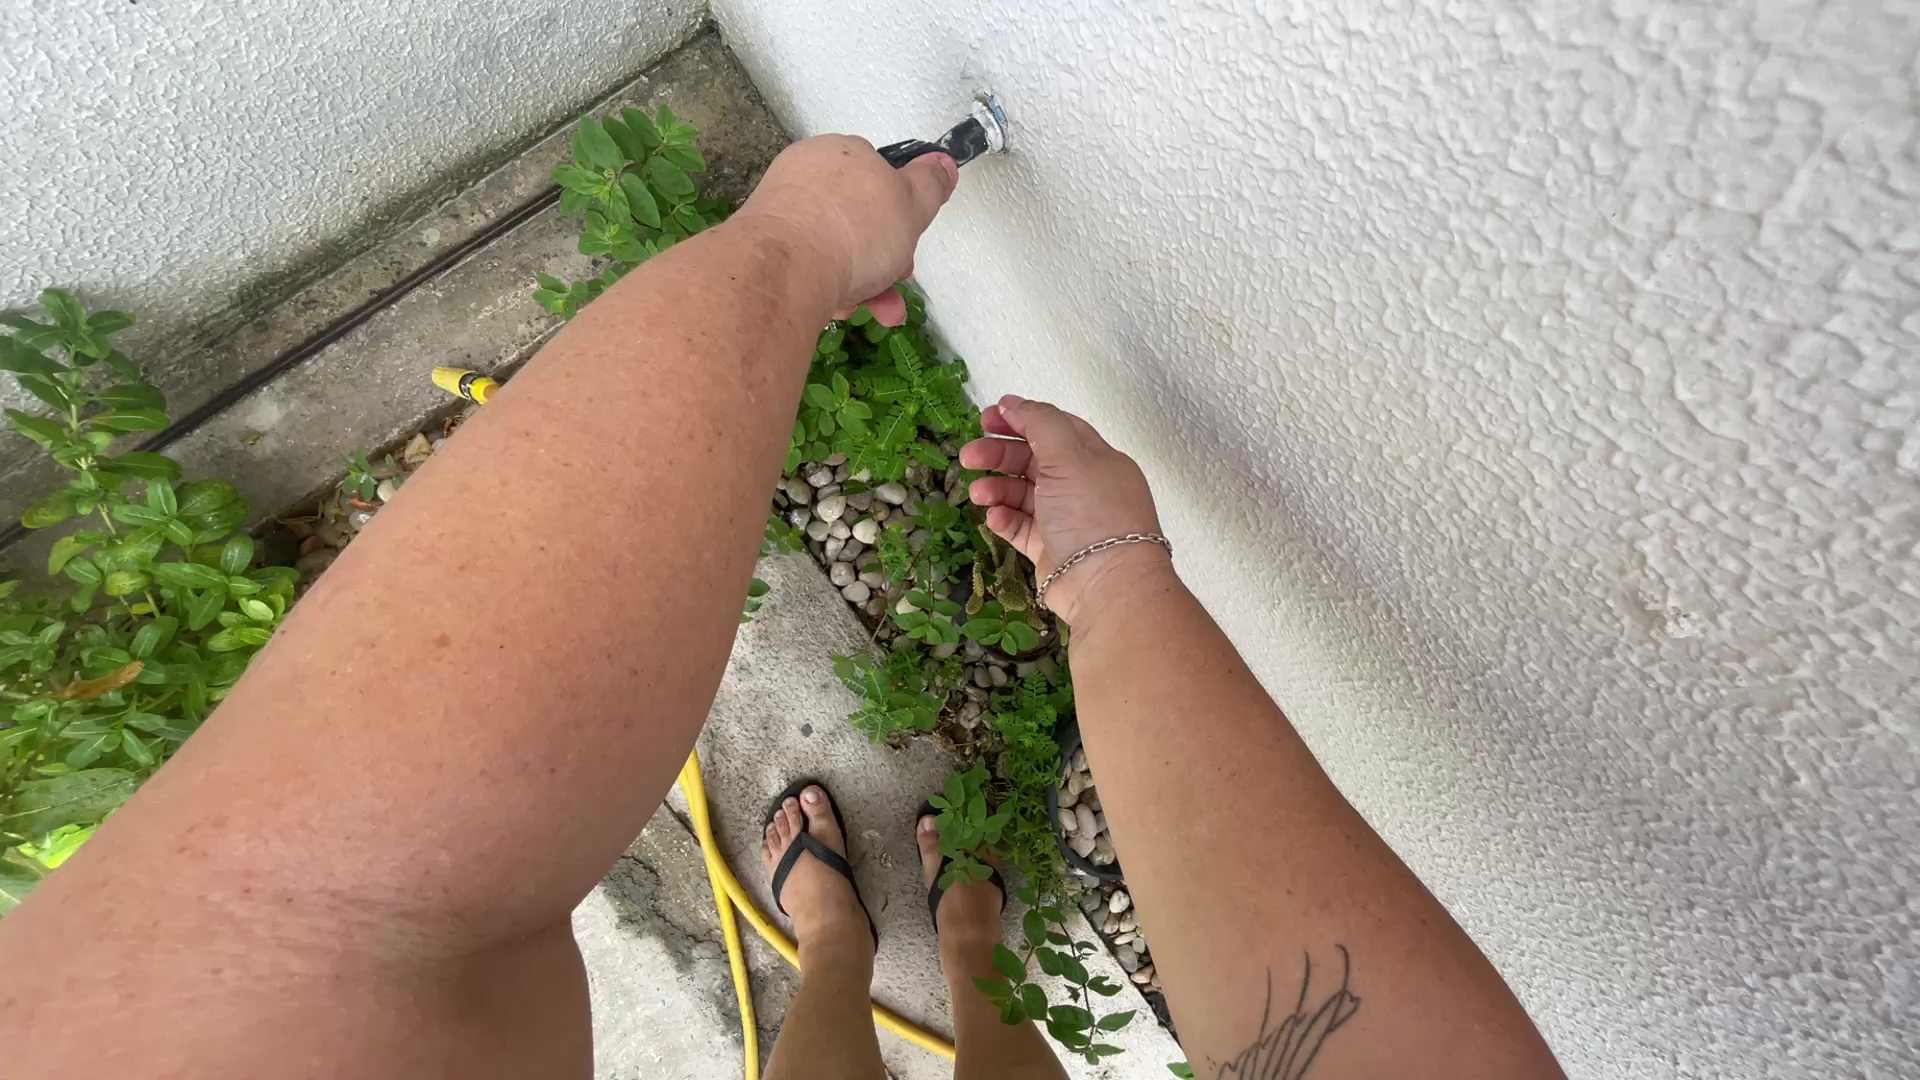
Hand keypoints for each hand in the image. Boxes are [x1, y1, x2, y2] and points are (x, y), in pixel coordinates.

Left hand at [733, 135, 957, 325]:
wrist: (788, 271)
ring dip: (866, 284)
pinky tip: (843, 307)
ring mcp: (786, 215)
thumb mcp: (911, 203)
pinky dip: (833, 290)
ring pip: (838, 252)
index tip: (910, 239)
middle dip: (885, 258)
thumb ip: (931, 184)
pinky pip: (813, 271)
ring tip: (880, 309)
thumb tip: (943, 164)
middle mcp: (809, 179)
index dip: (902, 215)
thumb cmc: (851, 231)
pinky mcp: (770, 252)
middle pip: (860, 222)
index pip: (881, 179)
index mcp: (842, 154)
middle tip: (896, 278)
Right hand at [960, 395, 1171, 624]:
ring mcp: (1064, 518)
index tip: (987, 417)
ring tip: (978, 493)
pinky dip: (1005, 519)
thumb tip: (1014, 401)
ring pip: (1023, 493)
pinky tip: (995, 518)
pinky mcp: (1049, 548)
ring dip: (998, 488)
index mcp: (1094, 458)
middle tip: (968, 456)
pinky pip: (1021, 526)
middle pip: (1033, 459)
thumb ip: (1041, 423)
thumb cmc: (1091, 512)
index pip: (1054, 428)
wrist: (1105, 584)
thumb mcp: (1069, 456)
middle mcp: (1080, 485)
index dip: (1022, 419)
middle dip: (999, 454)